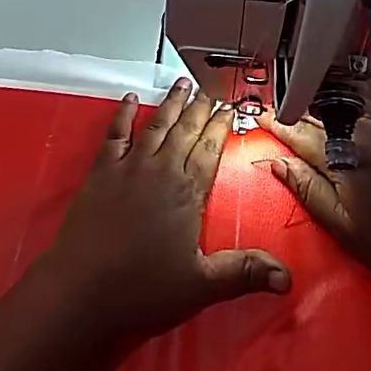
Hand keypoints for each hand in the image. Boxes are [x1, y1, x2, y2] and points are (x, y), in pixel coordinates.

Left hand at [29, 78, 290, 340]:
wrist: (84, 284)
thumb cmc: (143, 286)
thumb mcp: (201, 284)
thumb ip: (242, 272)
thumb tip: (285, 277)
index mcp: (186, 192)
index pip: (209, 150)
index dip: (221, 127)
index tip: (230, 109)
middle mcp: (160, 169)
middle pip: (185, 131)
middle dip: (199, 108)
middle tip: (210, 90)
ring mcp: (129, 165)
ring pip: (156, 125)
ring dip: (170, 103)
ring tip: (182, 84)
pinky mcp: (102, 168)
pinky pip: (116, 132)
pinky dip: (124, 113)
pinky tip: (131, 98)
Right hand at [260, 90, 370, 306]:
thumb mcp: (346, 229)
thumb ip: (308, 190)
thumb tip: (279, 162)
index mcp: (345, 153)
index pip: (299, 132)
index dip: (277, 124)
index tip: (264, 117)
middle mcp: (369, 130)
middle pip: (325, 112)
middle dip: (302, 112)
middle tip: (287, 114)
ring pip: (357, 102)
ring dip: (337, 104)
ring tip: (325, 109)